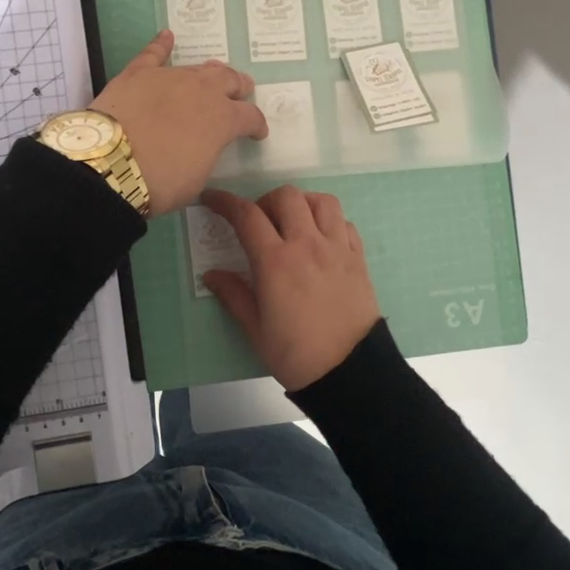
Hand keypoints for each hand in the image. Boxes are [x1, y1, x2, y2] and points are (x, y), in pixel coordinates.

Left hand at [90, 31, 267, 215]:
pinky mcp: (139, 73)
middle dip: (238, 86)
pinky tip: (167, 36)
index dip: (256, 125)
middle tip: (241, 91)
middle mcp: (202, 91)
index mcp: (223, 120)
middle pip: (229, 80)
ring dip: (209, 72)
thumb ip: (207, 154)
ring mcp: (170, 77)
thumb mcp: (197, 179)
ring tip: (214, 73)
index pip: (250, 116)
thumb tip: (202, 146)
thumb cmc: (161, 181)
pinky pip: (153, 53)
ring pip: (197, 68)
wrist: (112, 164)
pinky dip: (162, 44)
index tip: (257, 132)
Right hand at [201, 186, 381, 390]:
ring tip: (293, 223)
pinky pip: (345, 223)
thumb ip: (233, 295)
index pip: (246, 216)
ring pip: (322, 201)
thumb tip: (211, 275)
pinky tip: (320, 239)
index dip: (225, 202)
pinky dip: (330, 222)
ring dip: (302, 204)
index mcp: (275, 261)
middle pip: (286, 197)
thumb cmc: (296, 354)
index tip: (211, 199)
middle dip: (266, 201)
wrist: (350, 372)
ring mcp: (337, 248)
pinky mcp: (358, 259)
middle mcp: (307, 245)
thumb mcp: (255, 329)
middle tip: (258, 222)